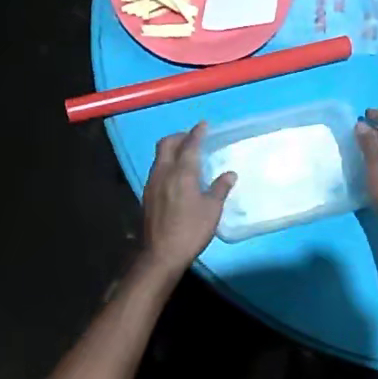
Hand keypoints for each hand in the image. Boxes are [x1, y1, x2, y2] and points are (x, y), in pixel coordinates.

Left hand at [141, 122, 235, 275]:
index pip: (189, 145)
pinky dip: (166, 164)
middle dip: (179, 136)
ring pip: (159, 157)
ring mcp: (151, 183)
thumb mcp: (212, 210)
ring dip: (171, 150)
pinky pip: (156, 170)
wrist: (161, 253)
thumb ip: (220, 189)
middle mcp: (163, 172)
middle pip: (167, 144)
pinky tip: (175, 175)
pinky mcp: (147, 194)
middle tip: (192, 138)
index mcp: (181, 173)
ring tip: (185, 155)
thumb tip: (230, 174)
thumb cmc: (190, 230)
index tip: (203, 125)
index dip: (197, 133)